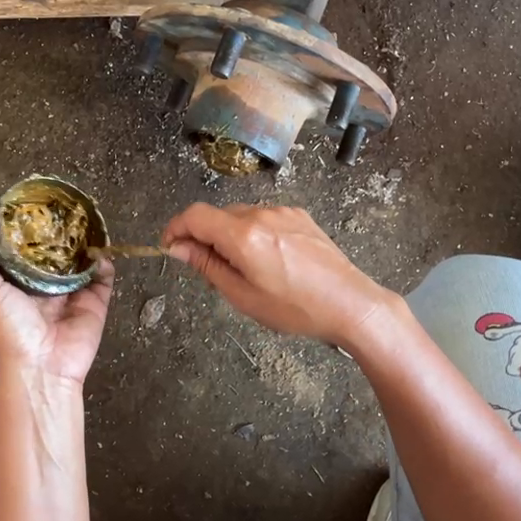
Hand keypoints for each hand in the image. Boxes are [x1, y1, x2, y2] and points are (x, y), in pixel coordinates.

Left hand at [0, 208, 112, 384]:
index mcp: (19, 278)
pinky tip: (103, 246)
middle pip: (57, 248)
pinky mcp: (96, 300)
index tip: (33, 198)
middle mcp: (47, 282)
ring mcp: (74, 290)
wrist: (42, 365)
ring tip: (90, 216)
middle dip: (61, 228)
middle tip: (66, 203)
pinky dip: (106, 260)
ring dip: (87, 239)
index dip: (28, 223)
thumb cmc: (8, 326)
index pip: (25, 244)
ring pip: (83, 257)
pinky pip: (104, 276)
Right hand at [160, 203, 393, 344]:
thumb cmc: (296, 309)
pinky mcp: (299, 215)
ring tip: (244, 270)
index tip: (169, 247)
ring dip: (230, 235)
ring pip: (240, 216)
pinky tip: (269, 261)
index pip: (194, 216)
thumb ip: (207, 266)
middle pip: (217, 215)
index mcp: (243, 235)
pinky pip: (264, 218)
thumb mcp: (243, 296)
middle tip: (208, 269)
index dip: (175, 228)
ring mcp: (282, 211)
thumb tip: (178, 248)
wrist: (351, 303)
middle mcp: (260, 213)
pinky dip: (253, 233)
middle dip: (204, 237)